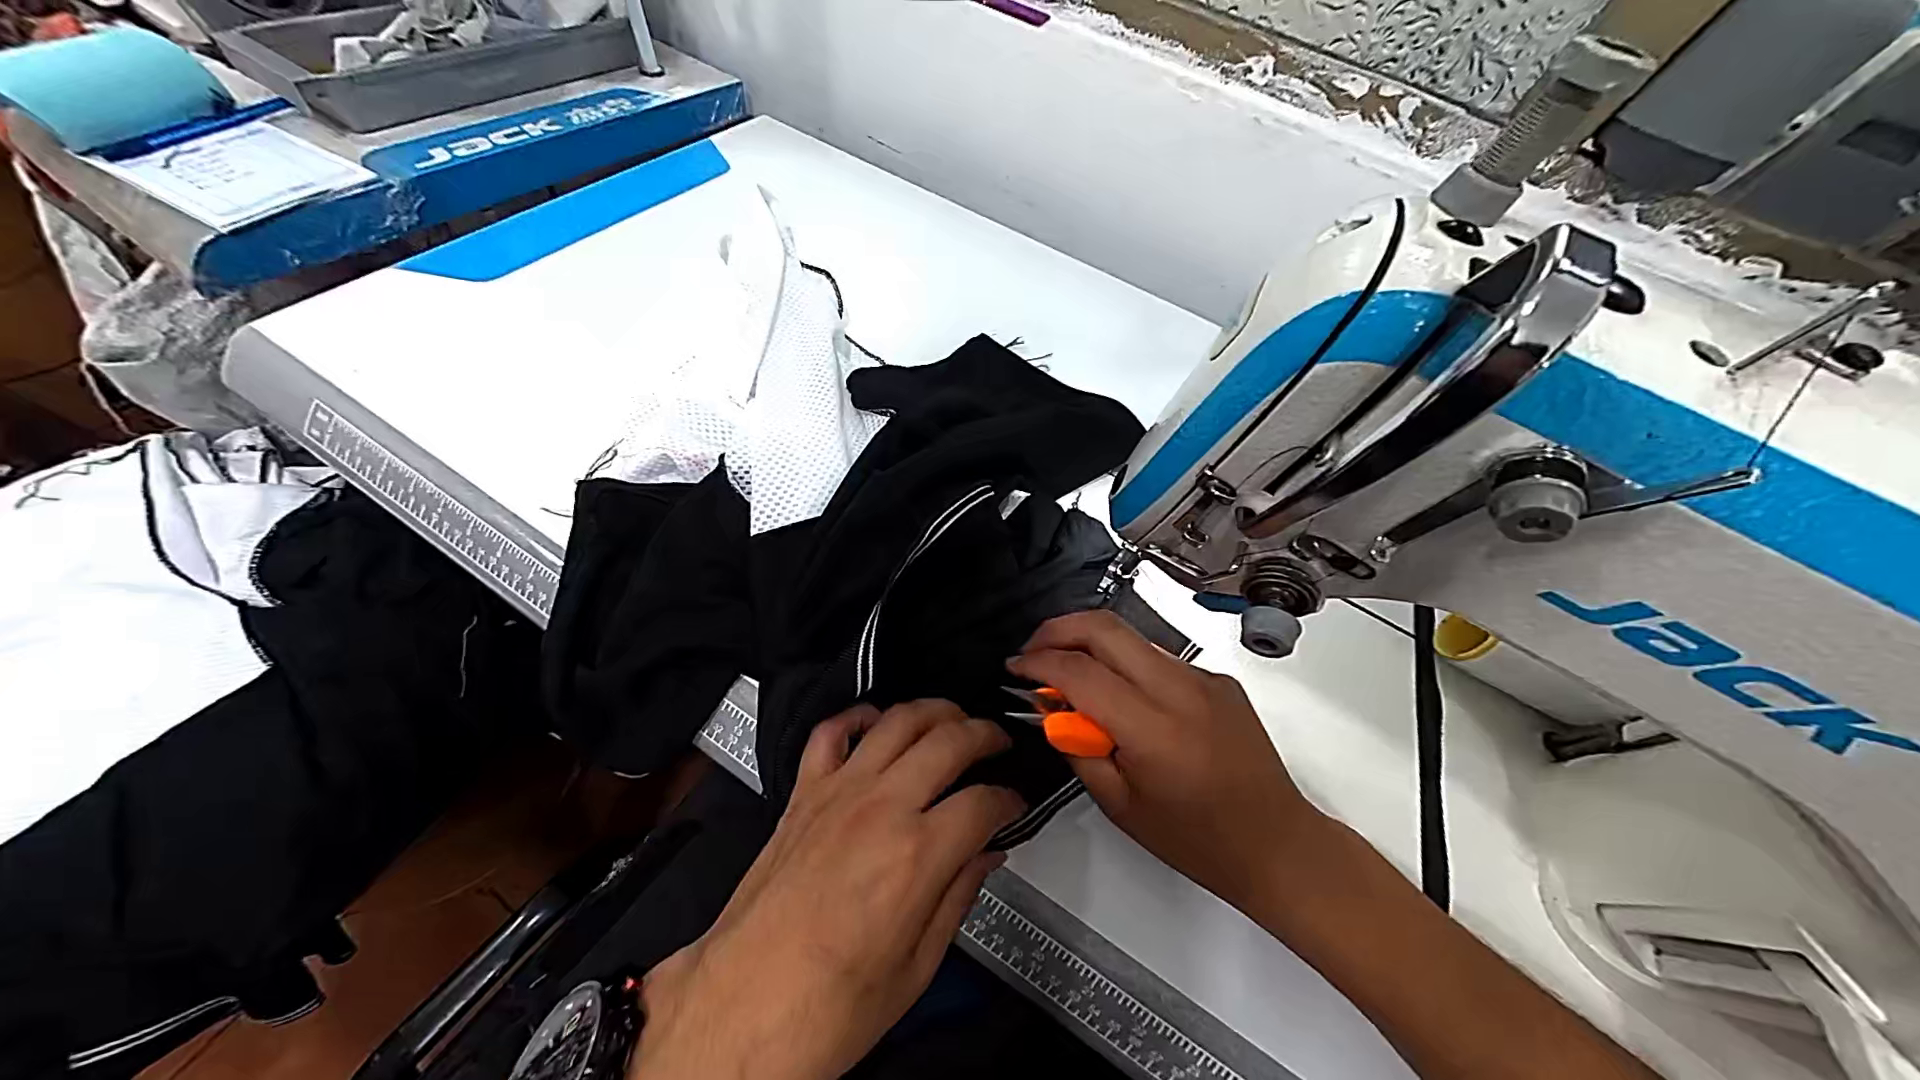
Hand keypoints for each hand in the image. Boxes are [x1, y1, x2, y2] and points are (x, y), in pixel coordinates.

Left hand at [630, 701, 1026, 1079]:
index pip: (984, 802)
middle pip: (950, 740)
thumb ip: (958, 896)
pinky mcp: (803, 795)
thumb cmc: (825, 1006)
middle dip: (985, 735)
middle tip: (998, 744)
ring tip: (954, 718)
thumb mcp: (916, 967)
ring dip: (935, 711)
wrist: (741, 1009)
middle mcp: (880, 810)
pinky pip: (830, 732)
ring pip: (897, 721)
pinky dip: (857, 716)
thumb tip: (985, 857)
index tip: (1013, 806)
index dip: (1009, 800)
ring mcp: (838, 794)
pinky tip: (876, 720)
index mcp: (916, 856)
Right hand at [1008, 610, 1328, 911]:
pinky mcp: (1217, 678)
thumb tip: (1050, 707)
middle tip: (1033, 652)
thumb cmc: (1200, 840)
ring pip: (1130, 636)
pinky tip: (1116, 694)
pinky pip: (1157, 656)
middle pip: (1105, 626)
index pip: (1081, 671)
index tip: (1016, 668)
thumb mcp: (1119, 804)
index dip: (1038, 662)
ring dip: (1089, 643)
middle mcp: (1183, 692)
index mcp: (1155, 731)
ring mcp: (1205, 679)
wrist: (1276, 843)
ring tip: (1068, 674)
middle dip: (1057, 629)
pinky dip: (1124, 662)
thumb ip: (1077, 746)